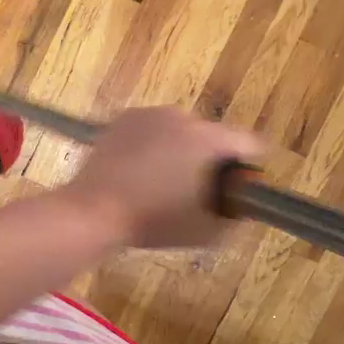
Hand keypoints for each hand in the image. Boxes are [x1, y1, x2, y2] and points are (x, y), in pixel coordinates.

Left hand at [65, 108, 264, 248]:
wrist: (95, 210)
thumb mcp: (209, 230)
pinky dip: (153, 143)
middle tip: (196, 188)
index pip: (249, 142)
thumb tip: (242, 201)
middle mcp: (181, 116)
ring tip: (164, 179)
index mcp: (208, 138)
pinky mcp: (123, 118)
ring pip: (180, 129)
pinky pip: (152, 129)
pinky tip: (141, 169)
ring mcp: (148, 114)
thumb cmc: (155, 221)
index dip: (248, 165)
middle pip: (212, 134)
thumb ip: (237, 212)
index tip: (239, 186)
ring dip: (181, 148)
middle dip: (211, 157)